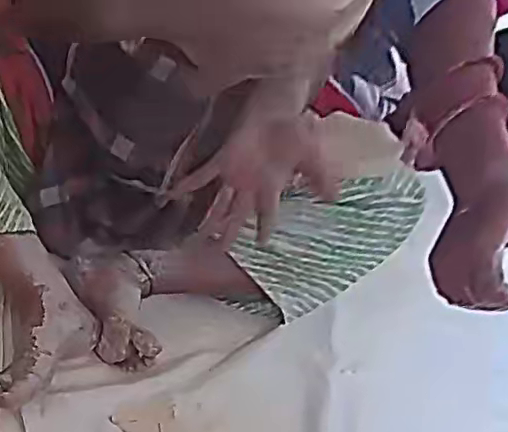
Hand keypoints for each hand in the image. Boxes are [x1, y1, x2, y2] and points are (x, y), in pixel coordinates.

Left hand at [172, 98, 340, 248]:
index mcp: (270, 187)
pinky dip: (188, 184)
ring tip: (195, 238)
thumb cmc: (294, 127)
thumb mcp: (311, 156)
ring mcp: (235, 175)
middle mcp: (250, 187)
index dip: (264, 229)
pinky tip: (173, 194)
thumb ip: (320, 178)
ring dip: (208, 221)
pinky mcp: (223, 160)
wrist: (279, 101)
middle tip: (217, 253)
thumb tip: (335, 198)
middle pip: (236, 218)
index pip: (267, 215)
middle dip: (228, 236)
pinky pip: (203, 174)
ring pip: (219, 204)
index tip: (262, 244)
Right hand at [431, 173, 507, 310]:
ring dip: (475, 301)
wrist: (480, 179)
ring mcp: (445, 261)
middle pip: (473, 297)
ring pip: (457, 295)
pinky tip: (470, 291)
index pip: (490, 291)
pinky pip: (444, 287)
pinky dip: (457, 294)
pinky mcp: (437, 259)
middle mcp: (459, 260)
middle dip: (494, 303)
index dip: (507, 300)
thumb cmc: (505, 194)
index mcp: (481, 252)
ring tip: (492, 299)